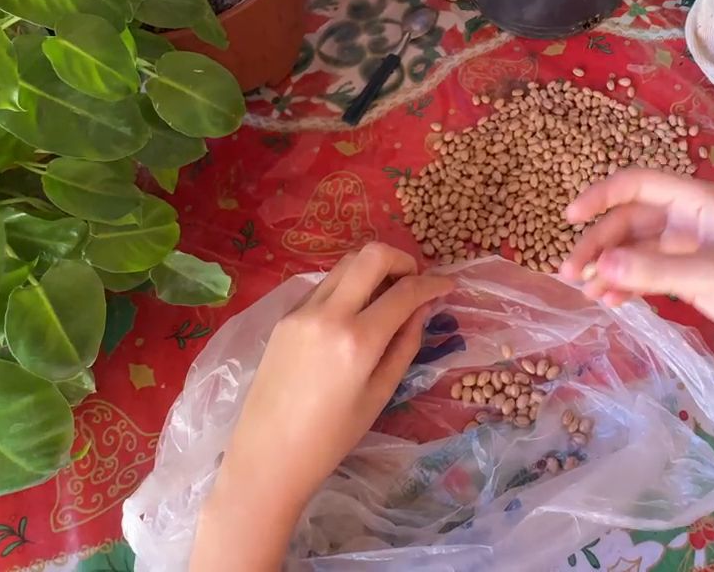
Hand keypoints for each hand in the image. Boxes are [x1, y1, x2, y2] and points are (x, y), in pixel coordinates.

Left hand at [193, 244, 451, 568]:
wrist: (266, 458)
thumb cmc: (331, 438)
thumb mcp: (380, 393)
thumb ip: (406, 343)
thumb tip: (424, 307)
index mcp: (357, 340)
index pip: (405, 291)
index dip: (433, 284)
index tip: (447, 286)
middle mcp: (328, 313)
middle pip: (372, 254)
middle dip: (402, 260)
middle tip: (414, 282)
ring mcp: (302, 310)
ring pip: (347, 263)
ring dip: (374, 268)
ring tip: (387, 296)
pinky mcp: (286, 315)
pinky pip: (326, 283)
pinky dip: (349, 284)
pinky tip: (355, 313)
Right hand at [558, 169, 713, 361]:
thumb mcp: (713, 275)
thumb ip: (656, 270)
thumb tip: (600, 266)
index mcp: (697, 200)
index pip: (638, 185)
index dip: (601, 195)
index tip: (570, 217)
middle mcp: (687, 219)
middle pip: (629, 221)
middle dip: (599, 244)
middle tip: (570, 273)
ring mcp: (687, 250)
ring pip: (634, 250)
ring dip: (607, 266)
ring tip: (584, 292)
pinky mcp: (690, 278)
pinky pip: (646, 274)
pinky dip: (626, 284)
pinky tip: (610, 302)